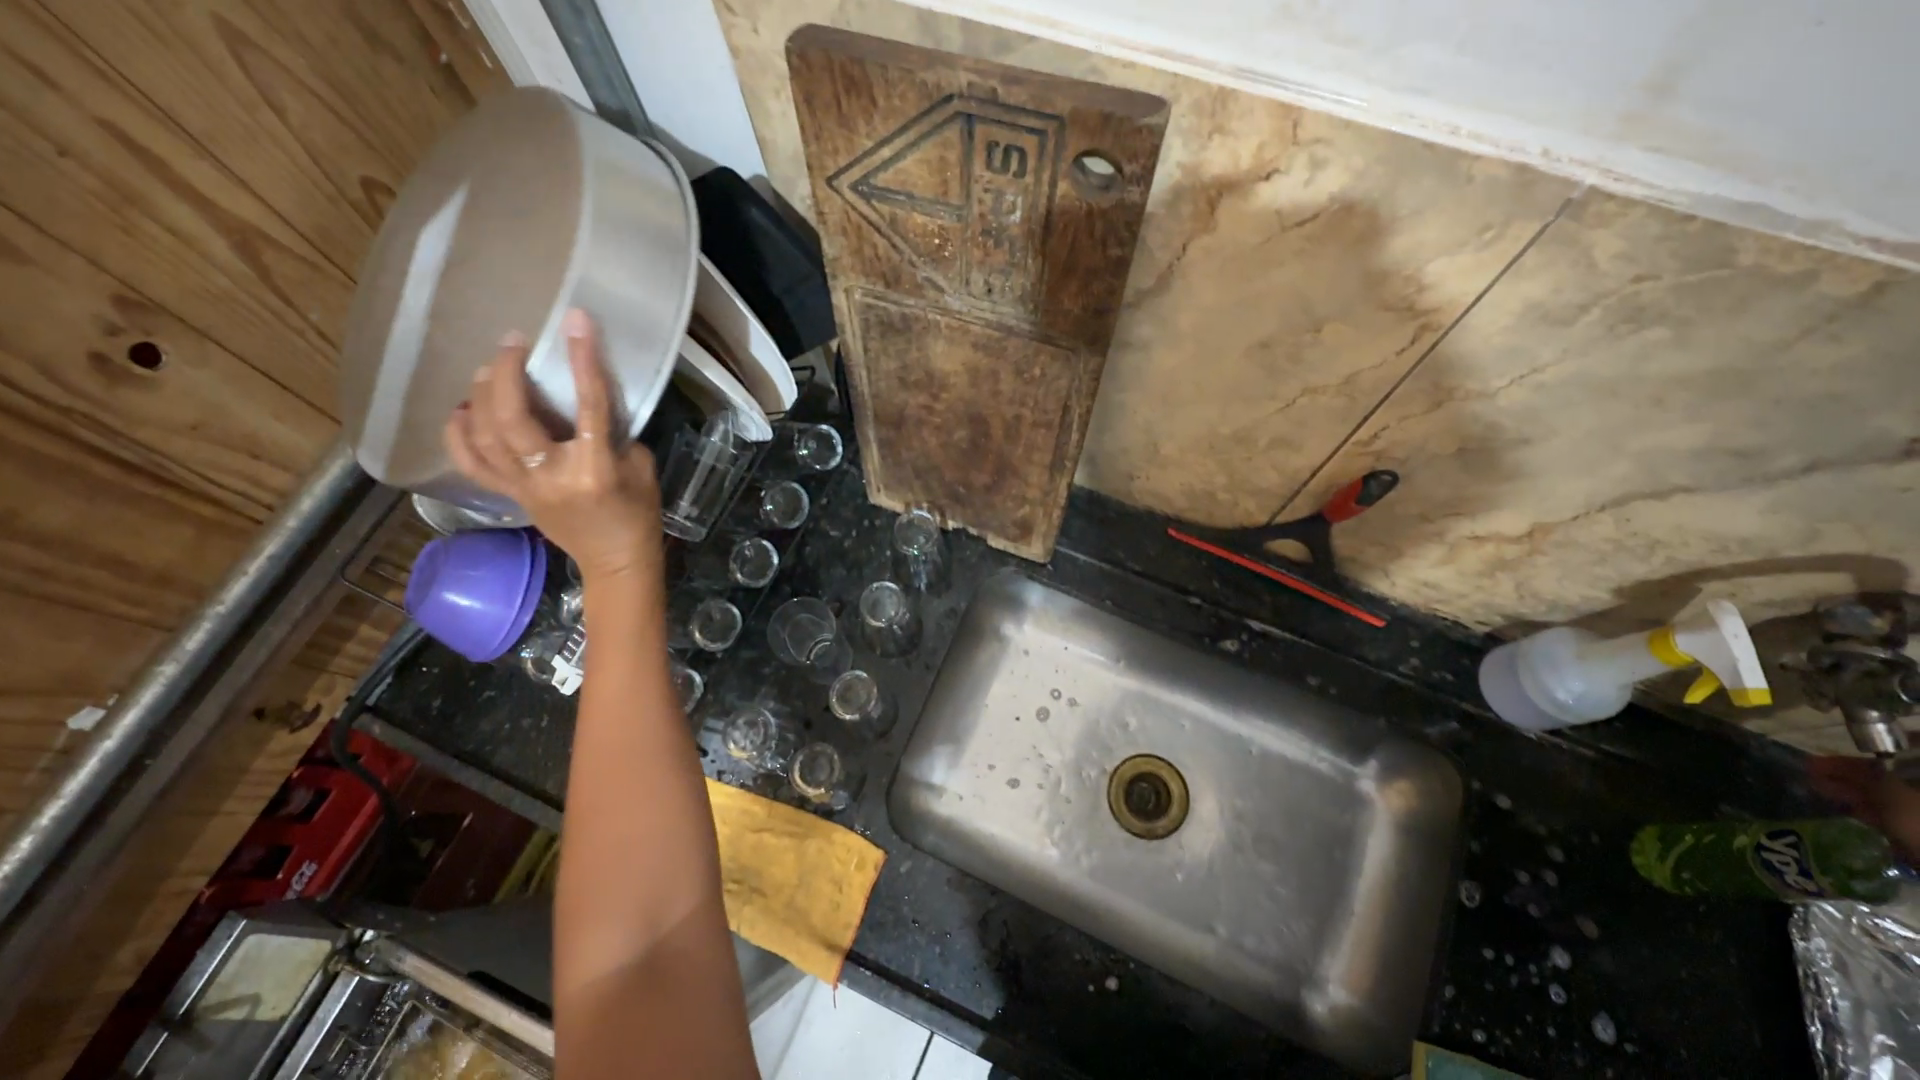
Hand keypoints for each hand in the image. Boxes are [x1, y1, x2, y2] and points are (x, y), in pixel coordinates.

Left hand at [445, 308, 664, 586]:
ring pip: (485, 435)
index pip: (588, 404)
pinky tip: (461, 409)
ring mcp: (525, 487)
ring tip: (490, 368)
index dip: (582, 360)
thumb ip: (612, 431)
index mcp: (595, 468)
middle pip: (514, 417)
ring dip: (482, 395)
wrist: (616, 561)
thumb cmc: (637, 513)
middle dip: (508, 371)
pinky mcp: (510, 495)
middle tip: (513, 341)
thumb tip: (583, 397)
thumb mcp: (640, 466)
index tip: (575, 322)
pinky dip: (458, 434)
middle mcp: (552, 476)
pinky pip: (472, 463)